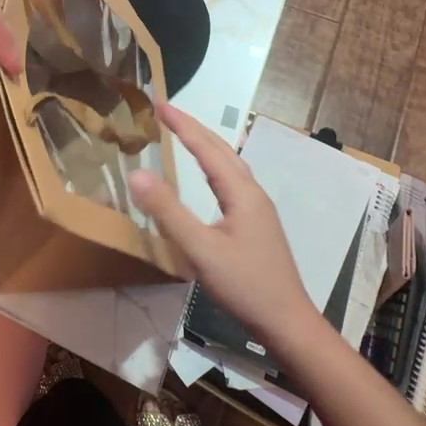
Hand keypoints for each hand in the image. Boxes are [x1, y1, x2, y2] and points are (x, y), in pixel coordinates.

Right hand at [130, 103, 312, 343]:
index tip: (159, 103)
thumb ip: (169, 211)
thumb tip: (137, 172)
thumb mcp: (200, 250)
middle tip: (165, 111)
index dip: (182, 125)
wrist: (288, 322)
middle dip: (193, 128)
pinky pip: (231, 181)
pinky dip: (213, 166)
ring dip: (205, 145)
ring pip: (229, 165)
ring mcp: (258, 209)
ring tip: (182, 134)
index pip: (206, 148)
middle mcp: (252, 192)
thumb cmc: (245, 285)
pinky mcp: (257, 224)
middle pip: (221, 150)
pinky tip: (207, 177)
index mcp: (241, 192)